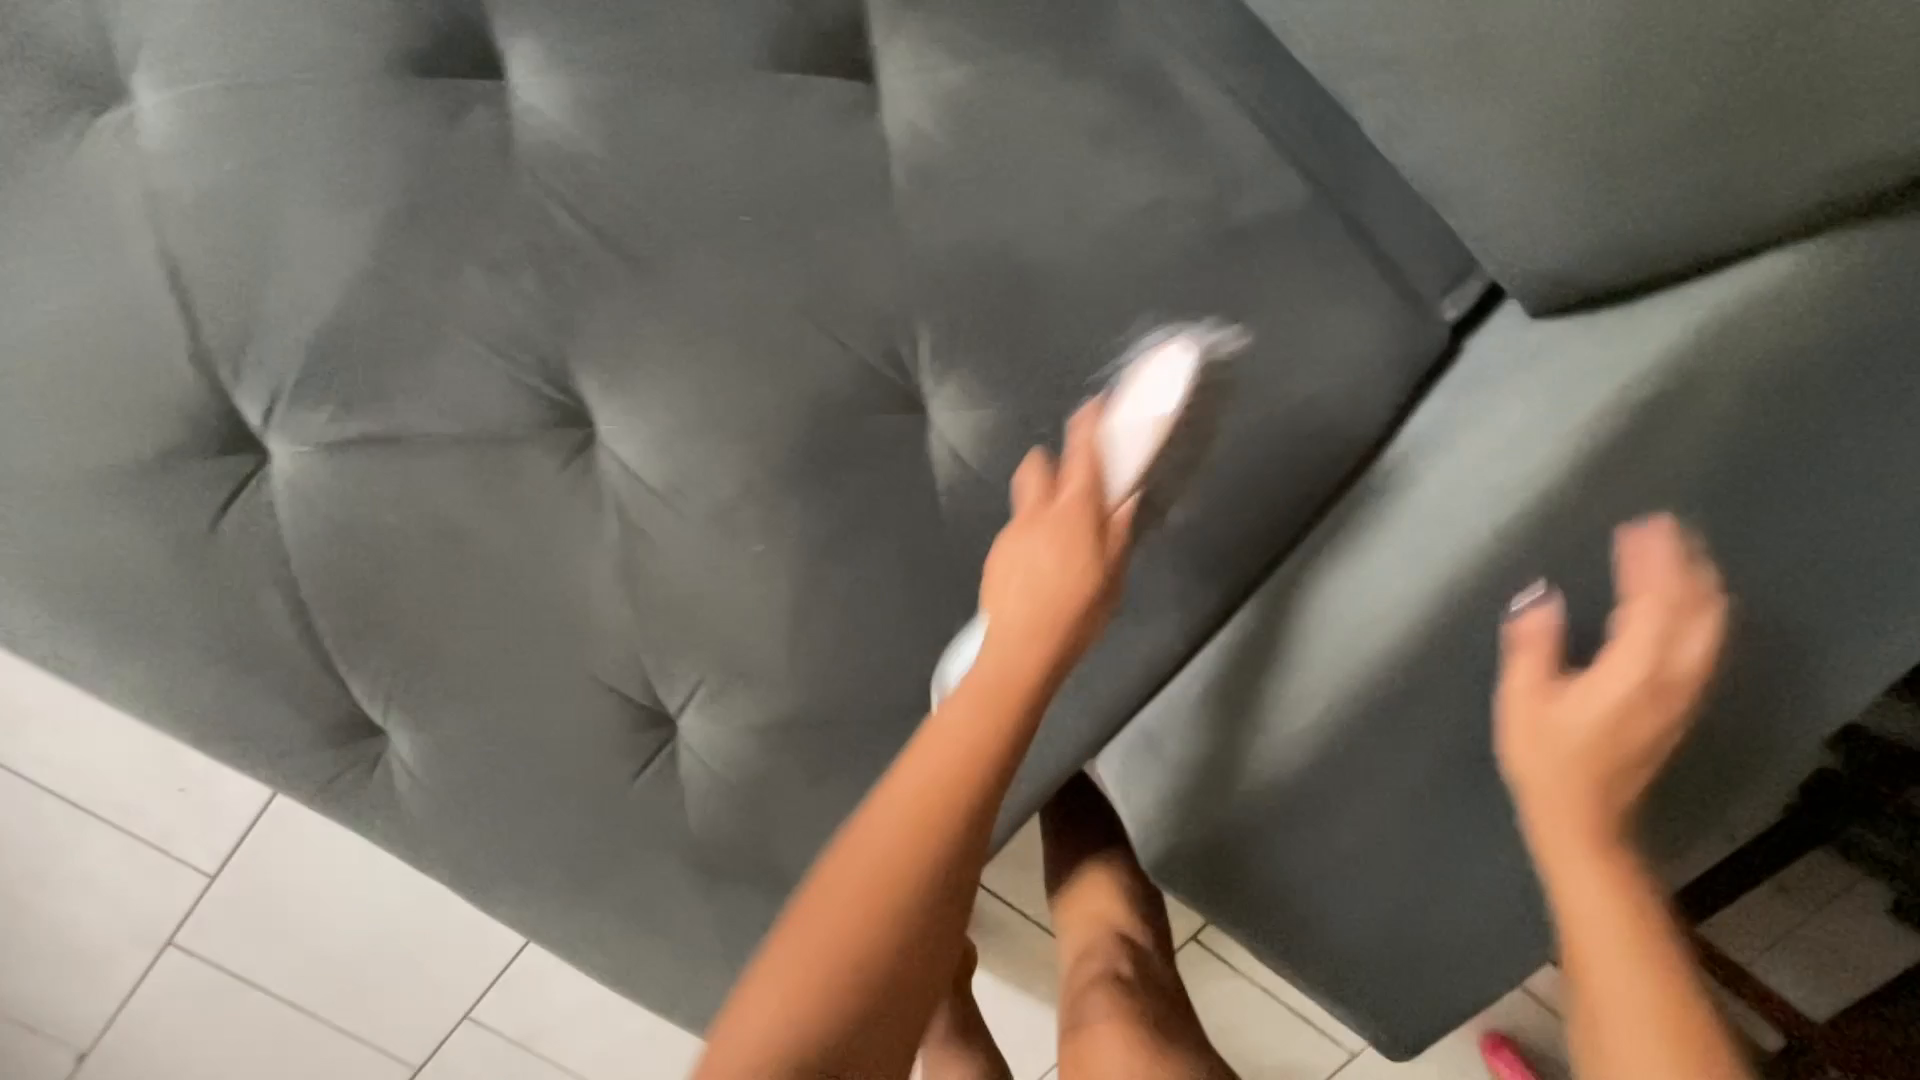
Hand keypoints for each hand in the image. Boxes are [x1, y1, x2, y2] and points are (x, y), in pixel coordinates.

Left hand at [977, 398, 1137, 684]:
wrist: (1021, 649)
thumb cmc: (1078, 615)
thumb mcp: (1114, 577)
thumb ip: (1119, 532)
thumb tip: (1127, 498)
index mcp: (1073, 513)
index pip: (1080, 453)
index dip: (1088, 422)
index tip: (1094, 406)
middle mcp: (1037, 512)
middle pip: (1037, 463)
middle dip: (1052, 461)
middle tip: (1072, 485)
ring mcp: (1011, 532)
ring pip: (1025, 499)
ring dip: (1041, 502)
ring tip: (1057, 537)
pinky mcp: (995, 554)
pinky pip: (1015, 530)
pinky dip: (1029, 535)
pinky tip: (1038, 569)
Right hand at [1496, 514, 1729, 854]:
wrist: (1583, 817)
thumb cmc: (1544, 758)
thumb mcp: (1522, 699)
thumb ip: (1533, 645)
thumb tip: (1541, 596)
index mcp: (1632, 671)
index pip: (1652, 603)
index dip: (1648, 561)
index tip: (1640, 525)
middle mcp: (1671, 677)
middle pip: (1695, 610)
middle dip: (1684, 565)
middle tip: (1667, 528)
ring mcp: (1683, 692)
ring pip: (1709, 627)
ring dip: (1699, 586)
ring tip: (1683, 555)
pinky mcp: (1681, 704)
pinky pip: (1705, 645)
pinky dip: (1701, 613)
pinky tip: (1690, 603)